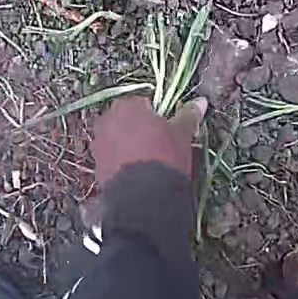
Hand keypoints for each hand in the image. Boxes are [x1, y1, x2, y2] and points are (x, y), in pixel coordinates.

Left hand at [89, 96, 204, 186]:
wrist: (143, 196)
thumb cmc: (164, 157)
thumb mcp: (182, 135)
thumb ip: (188, 116)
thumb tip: (201, 101)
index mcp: (127, 106)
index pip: (144, 103)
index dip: (157, 117)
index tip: (166, 130)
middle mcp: (107, 120)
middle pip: (127, 120)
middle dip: (139, 128)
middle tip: (157, 144)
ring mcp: (98, 143)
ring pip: (117, 139)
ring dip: (128, 145)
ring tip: (147, 162)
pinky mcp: (96, 166)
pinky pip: (111, 158)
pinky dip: (121, 162)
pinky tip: (136, 174)